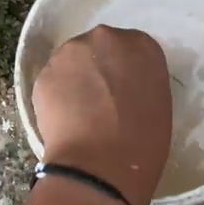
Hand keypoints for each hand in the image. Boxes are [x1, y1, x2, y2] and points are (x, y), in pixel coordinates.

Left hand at [33, 26, 171, 204]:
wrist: (101, 166)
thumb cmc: (143, 142)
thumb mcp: (158, 103)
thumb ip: (141, 82)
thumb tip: (123, 86)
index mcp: (142, 45)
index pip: (134, 49)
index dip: (126, 70)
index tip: (124, 90)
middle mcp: (106, 38)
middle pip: (101, 47)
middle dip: (99, 68)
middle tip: (101, 99)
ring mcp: (72, 51)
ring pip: (73, 61)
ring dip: (76, 78)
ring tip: (79, 112)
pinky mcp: (45, 71)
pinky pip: (54, 79)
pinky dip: (57, 95)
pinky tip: (64, 119)